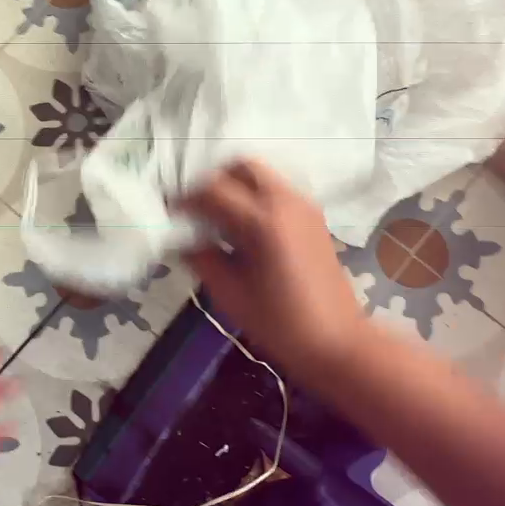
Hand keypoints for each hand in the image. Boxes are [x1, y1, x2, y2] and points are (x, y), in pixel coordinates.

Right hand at [177, 159, 371, 380]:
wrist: (336, 340)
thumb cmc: (279, 323)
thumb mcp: (229, 293)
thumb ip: (201, 257)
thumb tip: (179, 238)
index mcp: (262, 220)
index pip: (211, 189)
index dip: (184, 198)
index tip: (167, 212)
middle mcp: (285, 200)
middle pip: (240, 165)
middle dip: (211, 179)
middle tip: (193, 206)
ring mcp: (303, 204)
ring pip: (260, 173)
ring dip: (233, 185)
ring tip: (214, 215)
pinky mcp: (313, 215)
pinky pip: (275, 188)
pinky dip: (252, 195)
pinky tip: (240, 225)